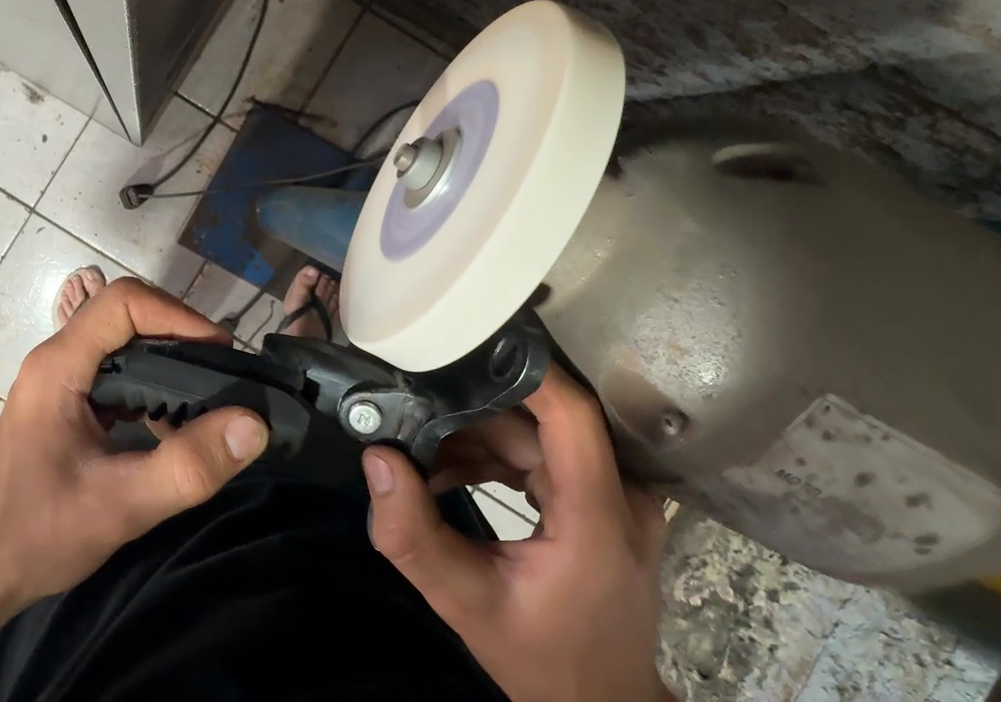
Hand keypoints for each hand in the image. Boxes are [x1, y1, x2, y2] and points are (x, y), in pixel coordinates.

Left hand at [0, 277, 269, 615]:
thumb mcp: (120, 506)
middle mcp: (56, 362)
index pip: (121, 302)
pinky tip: (173, 430)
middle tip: (226, 377)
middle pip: (125, 318)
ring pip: (122, 347)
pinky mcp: (65, 407)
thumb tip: (254, 424)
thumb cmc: (35, 535)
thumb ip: (188, 467)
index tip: (220, 352)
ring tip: (210, 402)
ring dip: (168, 365)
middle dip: (180, 338)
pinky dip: (151, 391)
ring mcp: (58, 384)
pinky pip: (114, 377)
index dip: (176, 315)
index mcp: (59, 367)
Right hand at [364, 372, 671, 701]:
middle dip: (471, 416)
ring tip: (424, 458)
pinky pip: (546, 457)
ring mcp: (620, 498)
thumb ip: (412, 535)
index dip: (523, 371)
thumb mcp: (464, 603)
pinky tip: (451, 474)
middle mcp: (622, 494)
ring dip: (478, 440)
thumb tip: (378, 459)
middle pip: (542, 422)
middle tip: (411, 419)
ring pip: (539, 436)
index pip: (570, 413)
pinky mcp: (605, 502)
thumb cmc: (540, 657)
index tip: (464, 343)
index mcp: (598, 515)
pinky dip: (497, 459)